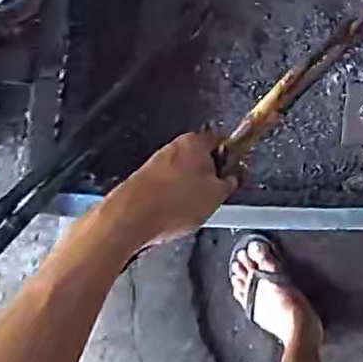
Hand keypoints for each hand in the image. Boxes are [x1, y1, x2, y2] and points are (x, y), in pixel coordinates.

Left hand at [101, 130, 233, 247]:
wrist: (126, 222)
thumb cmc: (172, 203)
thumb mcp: (218, 195)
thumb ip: (231, 182)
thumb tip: (232, 179)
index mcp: (195, 141)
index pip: (222, 140)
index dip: (232, 155)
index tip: (235, 169)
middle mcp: (172, 147)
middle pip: (200, 157)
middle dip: (209, 175)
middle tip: (216, 193)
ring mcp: (154, 164)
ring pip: (182, 174)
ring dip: (189, 189)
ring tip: (192, 209)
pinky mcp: (140, 182)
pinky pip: (164, 188)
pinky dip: (170, 199)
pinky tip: (172, 215)